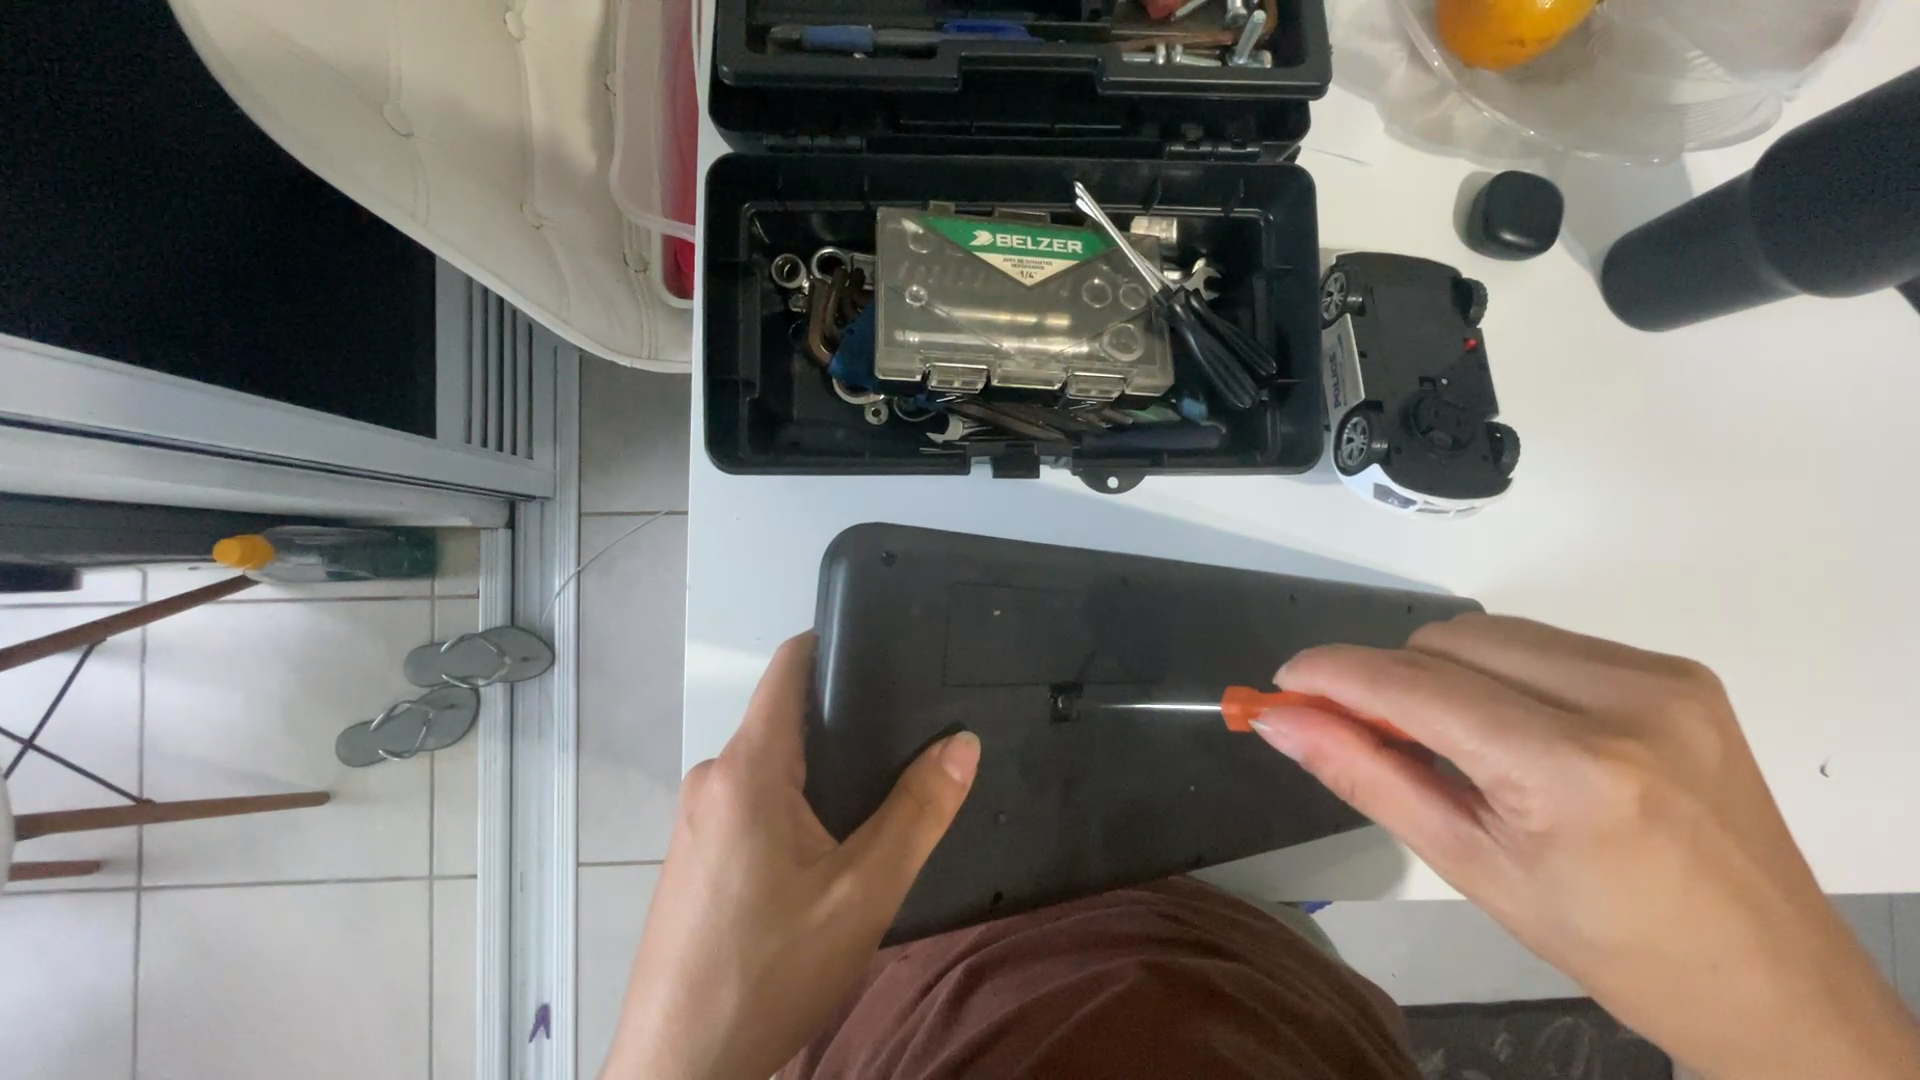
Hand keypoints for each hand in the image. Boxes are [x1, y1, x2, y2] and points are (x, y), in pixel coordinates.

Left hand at [599, 632, 980, 1079]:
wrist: (680, 1068)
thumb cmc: (770, 970)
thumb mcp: (864, 892)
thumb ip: (918, 811)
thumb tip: (962, 743)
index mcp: (748, 767)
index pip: (788, 667)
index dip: (834, 645)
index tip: (886, 648)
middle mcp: (712, 778)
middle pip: (784, 719)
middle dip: (842, 724)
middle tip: (903, 745)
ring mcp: (694, 819)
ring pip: (769, 768)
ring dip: (818, 776)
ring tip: (873, 804)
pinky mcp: (692, 857)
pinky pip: (749, 805)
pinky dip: (791, 810)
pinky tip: (822, 856)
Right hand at [1255, 614, 1919, 1079]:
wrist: (1772, 980)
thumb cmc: (1604, 942)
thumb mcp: (1468, 866)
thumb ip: (1365, 776)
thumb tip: (1279, 721)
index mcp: (1570, 771)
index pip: (1414, 686)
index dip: (1333, 674)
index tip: (1281, 684)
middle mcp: (1623, 701)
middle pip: (1445, 643)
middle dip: (1386, 678)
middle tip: (1362, 729)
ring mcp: (1661, 677)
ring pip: (1488, 633)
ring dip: (1437, 671)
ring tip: (1443, 737)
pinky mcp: (1678, 671)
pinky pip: (1540, 642)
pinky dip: (1494, 671)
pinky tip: (1506, 725)